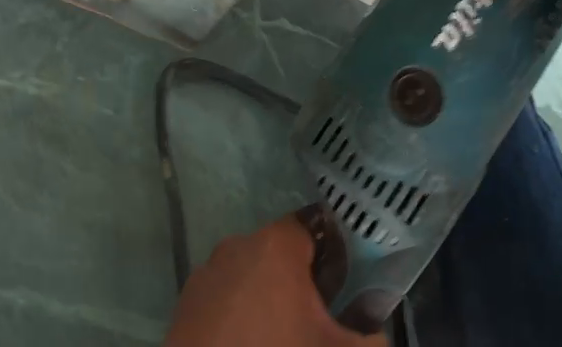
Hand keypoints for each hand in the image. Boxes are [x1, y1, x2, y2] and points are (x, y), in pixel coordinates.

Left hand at [163, 214, 384, 346]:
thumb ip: (370, 336)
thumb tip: (376, 333)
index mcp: (276, 245)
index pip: (314, 226)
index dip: (333, 252)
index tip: (344, 282)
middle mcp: (238, 245)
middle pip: (282, 254)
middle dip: (300, 281)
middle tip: (316, 318)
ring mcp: (207, 274)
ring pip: (250, 276)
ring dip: (265, 298)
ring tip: (280, 334)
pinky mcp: (185, 303)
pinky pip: (224, 298)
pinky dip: (237, 315)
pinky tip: (249, 340)